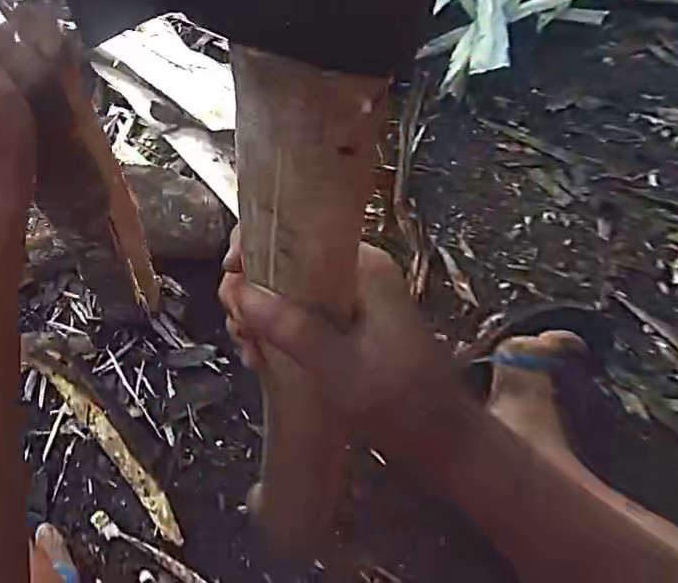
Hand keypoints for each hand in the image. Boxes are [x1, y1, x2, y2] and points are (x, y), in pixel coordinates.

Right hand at [218, 228, 471, 466]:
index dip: (251, 244)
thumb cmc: (403, 404)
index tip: (232, 273)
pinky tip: (261, 357)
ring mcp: (340, 294)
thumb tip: (239, 292)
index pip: (291, 229)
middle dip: (246, 291)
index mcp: (357, 264)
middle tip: (241, 327)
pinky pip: (285, 308)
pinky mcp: (334, 318)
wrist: (445, 447)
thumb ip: (290, 328)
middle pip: (274, 258)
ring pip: (273, 285)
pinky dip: (266, 329)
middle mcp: (347, 270)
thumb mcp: (341, 369)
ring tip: (251, 349)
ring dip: (252, 315)